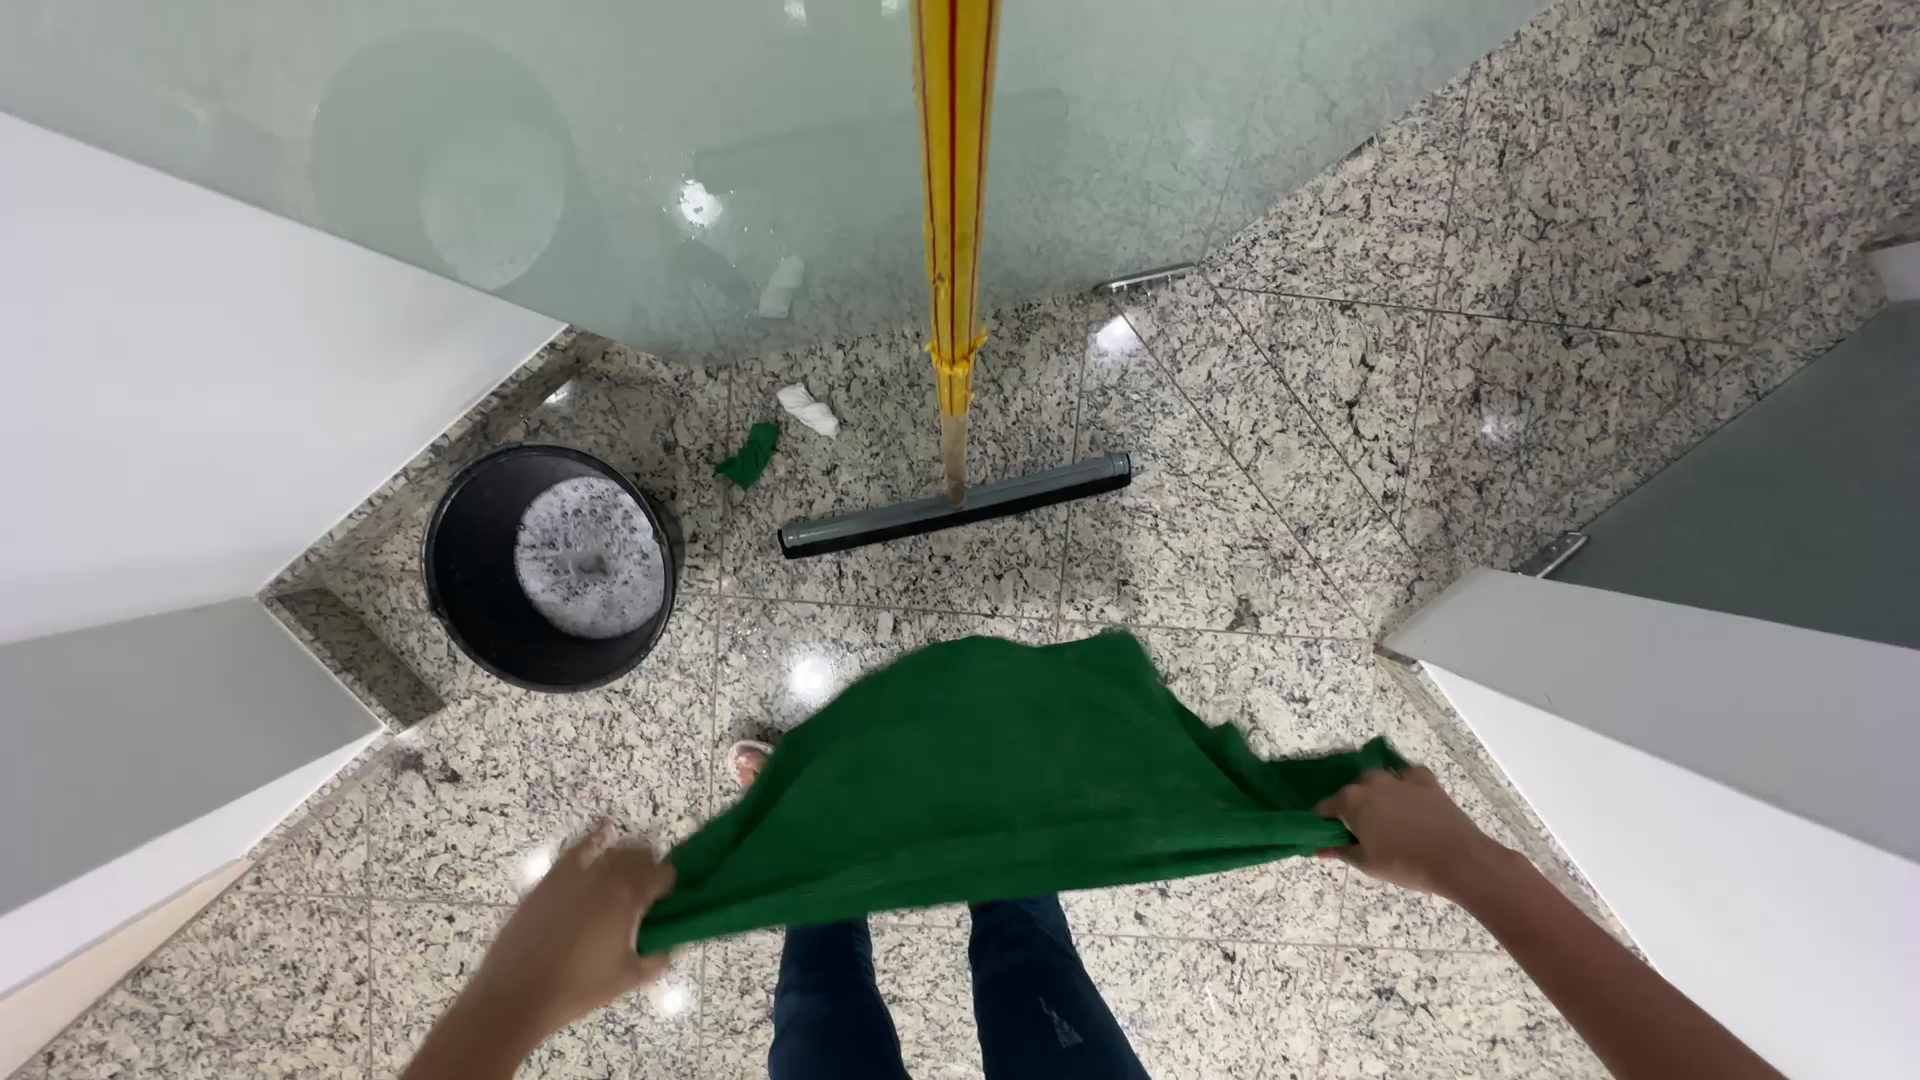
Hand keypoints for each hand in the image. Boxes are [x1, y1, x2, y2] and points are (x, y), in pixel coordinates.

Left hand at [459, 819, 675, 1040]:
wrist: (515, 998)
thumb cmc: (577, 989)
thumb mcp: (628, 979)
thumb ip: (657, 959)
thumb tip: (668, 946)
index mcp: (630, 898)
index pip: (663, 874)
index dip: (667, 885)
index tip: (663, 901)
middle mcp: (607, 878)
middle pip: (640, 857)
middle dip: (648, 869)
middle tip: (645, 891)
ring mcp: (576, 876)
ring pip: (612, 852)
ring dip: (625, 858)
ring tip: (623, 874)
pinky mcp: (550, 880)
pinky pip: (576, 849)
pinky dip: (591, 837)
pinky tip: (601, 829)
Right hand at [1314, 766, 1516, 900]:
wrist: (1459, 860)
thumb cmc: (1406, 864)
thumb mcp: (1367, 864)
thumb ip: (1340, 851)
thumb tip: (1319, 848)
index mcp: (1351, 800)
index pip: (1325, 807)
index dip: (1324, 820)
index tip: (1330, 833)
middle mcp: (1370, 783)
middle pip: (1352, 789)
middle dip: (1352, 805)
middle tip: (1362, 828)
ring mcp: (1399, 779)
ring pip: (1378, 778)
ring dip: (1376, 791)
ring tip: (1387, 813)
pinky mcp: (1425, 781)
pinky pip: (1408, 775)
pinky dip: (1406, 782)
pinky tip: (1409, 796)